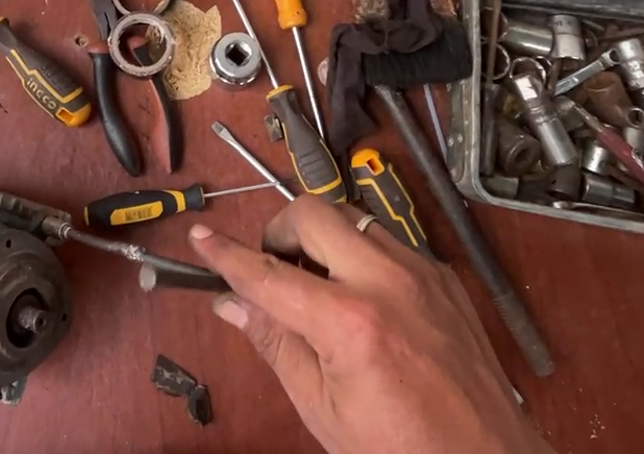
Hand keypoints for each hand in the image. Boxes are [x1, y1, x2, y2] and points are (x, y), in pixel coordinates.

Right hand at [189, 198, 550, 453]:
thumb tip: (230, 304)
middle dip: (279, 230)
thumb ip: (274, 343)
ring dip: (320, 237)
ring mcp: (420, 270)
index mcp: (350, 323)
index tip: (201, 236)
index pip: (268, 273)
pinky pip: (385, 239)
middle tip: (272, 268)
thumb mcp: (323, 409)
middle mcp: (386, 280)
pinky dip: (358, 253)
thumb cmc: (401, 451)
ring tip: (315, 282)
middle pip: (311, 212)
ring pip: (349, 217)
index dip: (226, 254)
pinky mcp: (442, 273)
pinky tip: (360, 296)